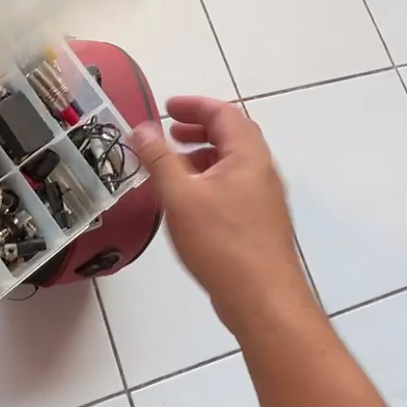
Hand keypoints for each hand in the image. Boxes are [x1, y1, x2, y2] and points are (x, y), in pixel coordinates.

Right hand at [129, 97, 312, 332]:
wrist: (264, 301)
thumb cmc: (222, 244)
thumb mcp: (180, 197)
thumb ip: (159, 158)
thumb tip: (141, 127)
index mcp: (247, 156)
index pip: (223, 113)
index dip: (194, 104)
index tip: (166, 107)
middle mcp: (262, 171)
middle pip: (232, 134)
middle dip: (198, 127)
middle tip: (168, 131)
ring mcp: (265, 198)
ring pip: (233, 162)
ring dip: (202, 154)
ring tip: (172, 165)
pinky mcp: (260, 222)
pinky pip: (234, 185)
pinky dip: (209, 178)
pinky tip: (188, 201)